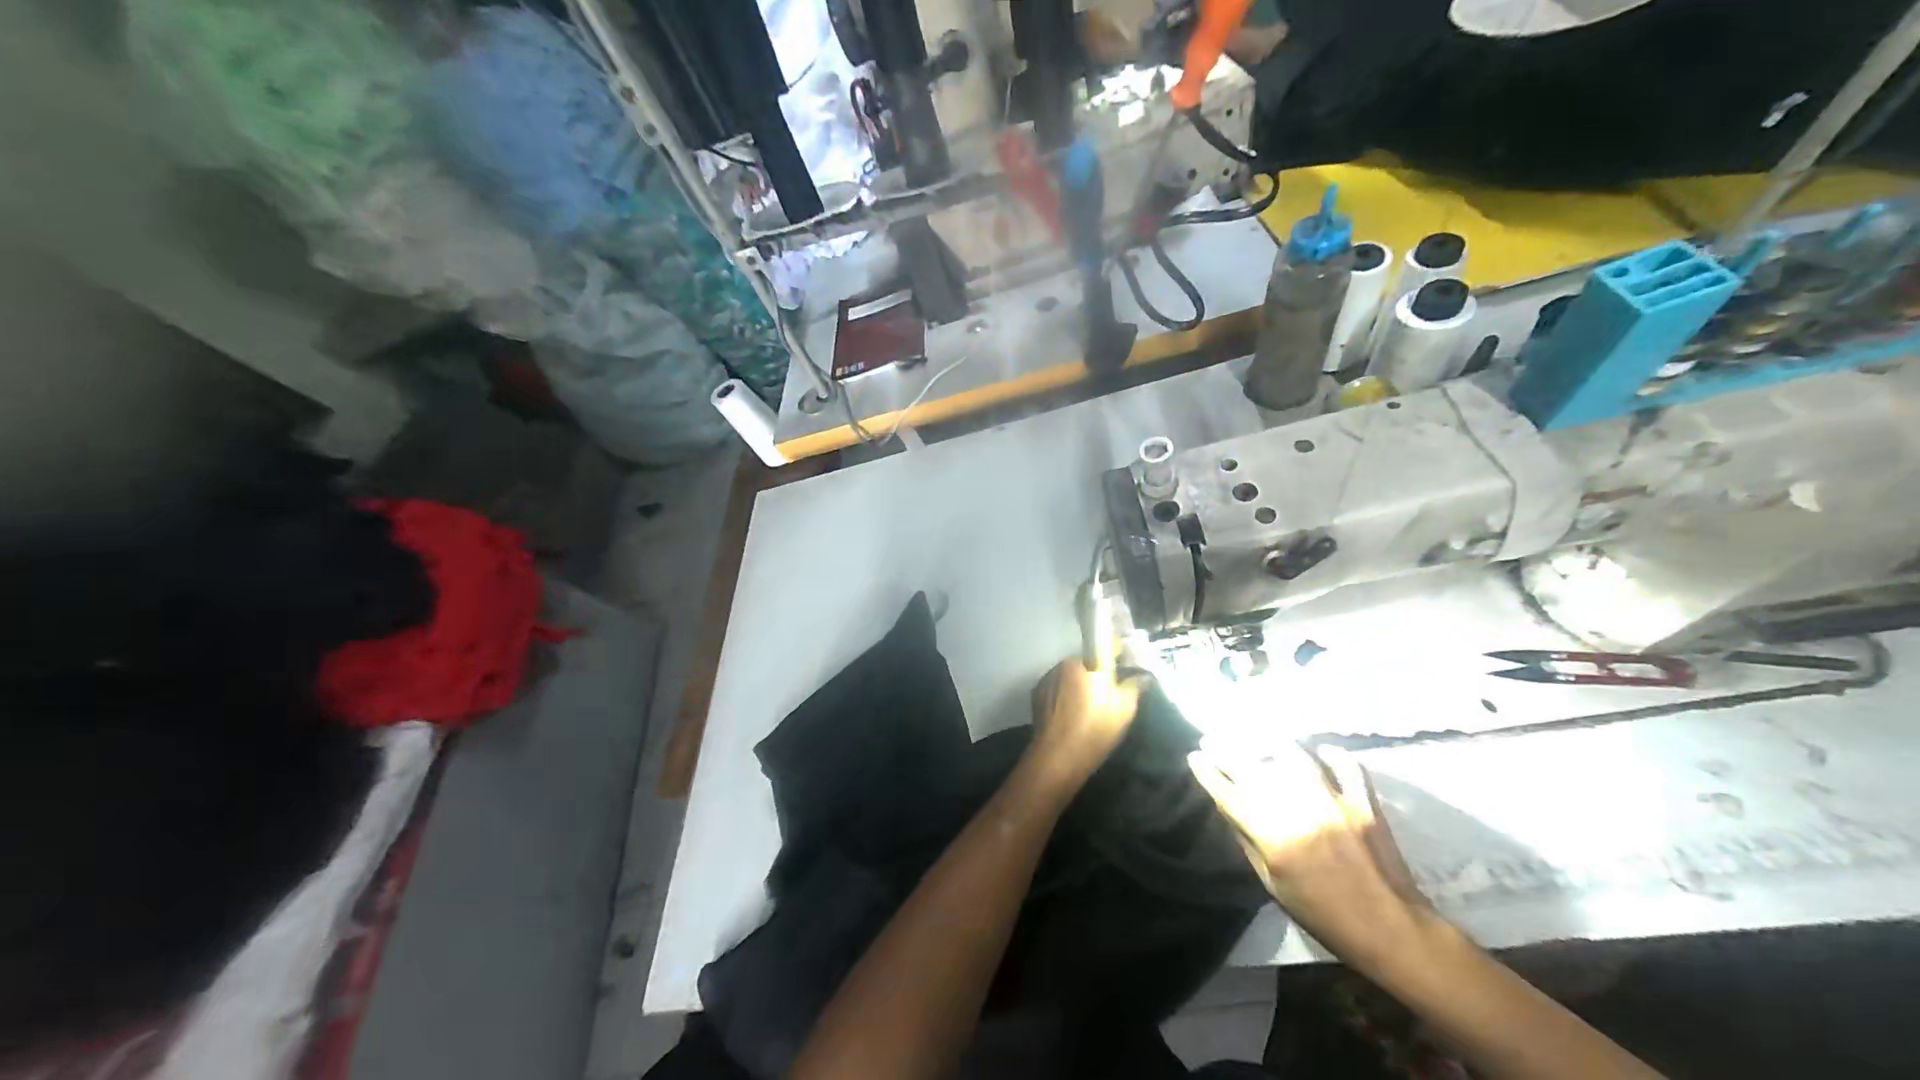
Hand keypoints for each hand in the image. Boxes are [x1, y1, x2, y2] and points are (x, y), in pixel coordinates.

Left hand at [1027, 659, 1142, 784]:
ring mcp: (1046, 679)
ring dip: (1078, 686)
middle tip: (1107, 697)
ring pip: (1069, 677)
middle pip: (1086, 665)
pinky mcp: (1036, 696)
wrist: (1057, 757)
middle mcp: (1062, 664)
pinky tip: (1070, 715)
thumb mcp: (1124, 709)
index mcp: (1083, 662)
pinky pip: (1056, 689)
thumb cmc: (1094, 730)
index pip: (1104, 647)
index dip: (1117, 655)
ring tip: (1087, 710)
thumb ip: (1134, 687)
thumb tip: (1143, 676)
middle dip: (1096, 676)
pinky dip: (1064, 697)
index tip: (1125, 665)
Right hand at [1188, 739, 1422, 950]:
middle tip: (1213, 739)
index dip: (1208, 773)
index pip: (1229, 795)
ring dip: (1270, 743)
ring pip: (1295, 757)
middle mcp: (1298, 810)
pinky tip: (1320, 750)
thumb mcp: (1273, 885)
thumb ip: (1249, 843)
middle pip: (1253, 769)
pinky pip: (1346, 766)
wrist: (1389, 928)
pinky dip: (1332, 754)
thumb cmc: (1323, 915)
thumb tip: (1229, 809)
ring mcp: (1333, 802)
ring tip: (1256, 735)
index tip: (1195, 756)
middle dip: (1227, 750)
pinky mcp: (1363, 803)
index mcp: (1272, 836)